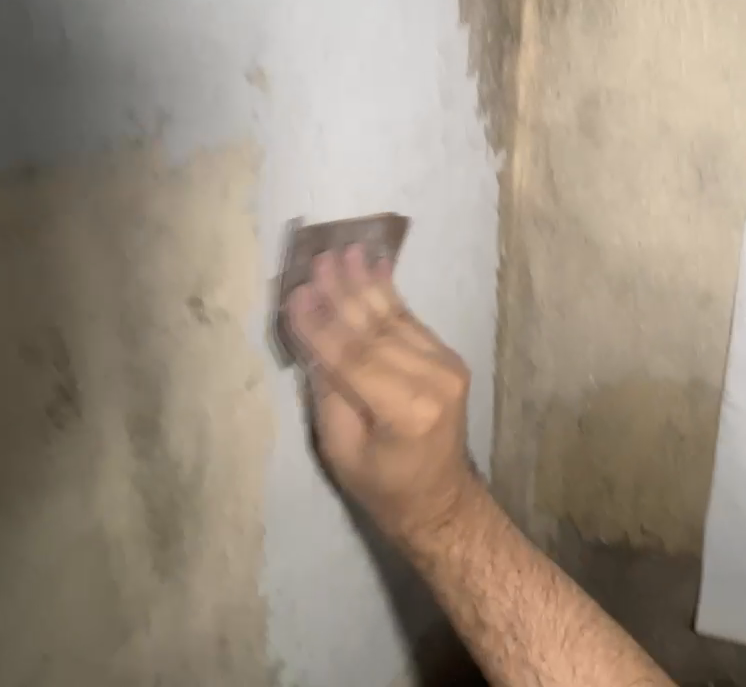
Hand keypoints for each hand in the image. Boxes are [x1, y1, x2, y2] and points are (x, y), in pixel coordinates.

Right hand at [286, 246, 478, 549]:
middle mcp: (435, 380)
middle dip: (345, 292)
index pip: (355, 359)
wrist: (438, 495)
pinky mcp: (449, 356)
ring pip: (396, 319)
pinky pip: (412, 321)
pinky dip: (391, 293)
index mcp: (407, 411)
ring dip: (368, 282)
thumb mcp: (340, 451)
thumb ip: (329, 393)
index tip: (296, 292)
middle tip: (321, 256)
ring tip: (346, 250)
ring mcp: (448, 364)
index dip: (323, 326)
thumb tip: (313, 334)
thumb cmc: (381, 485)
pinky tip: (376, 266)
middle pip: (378, 330)